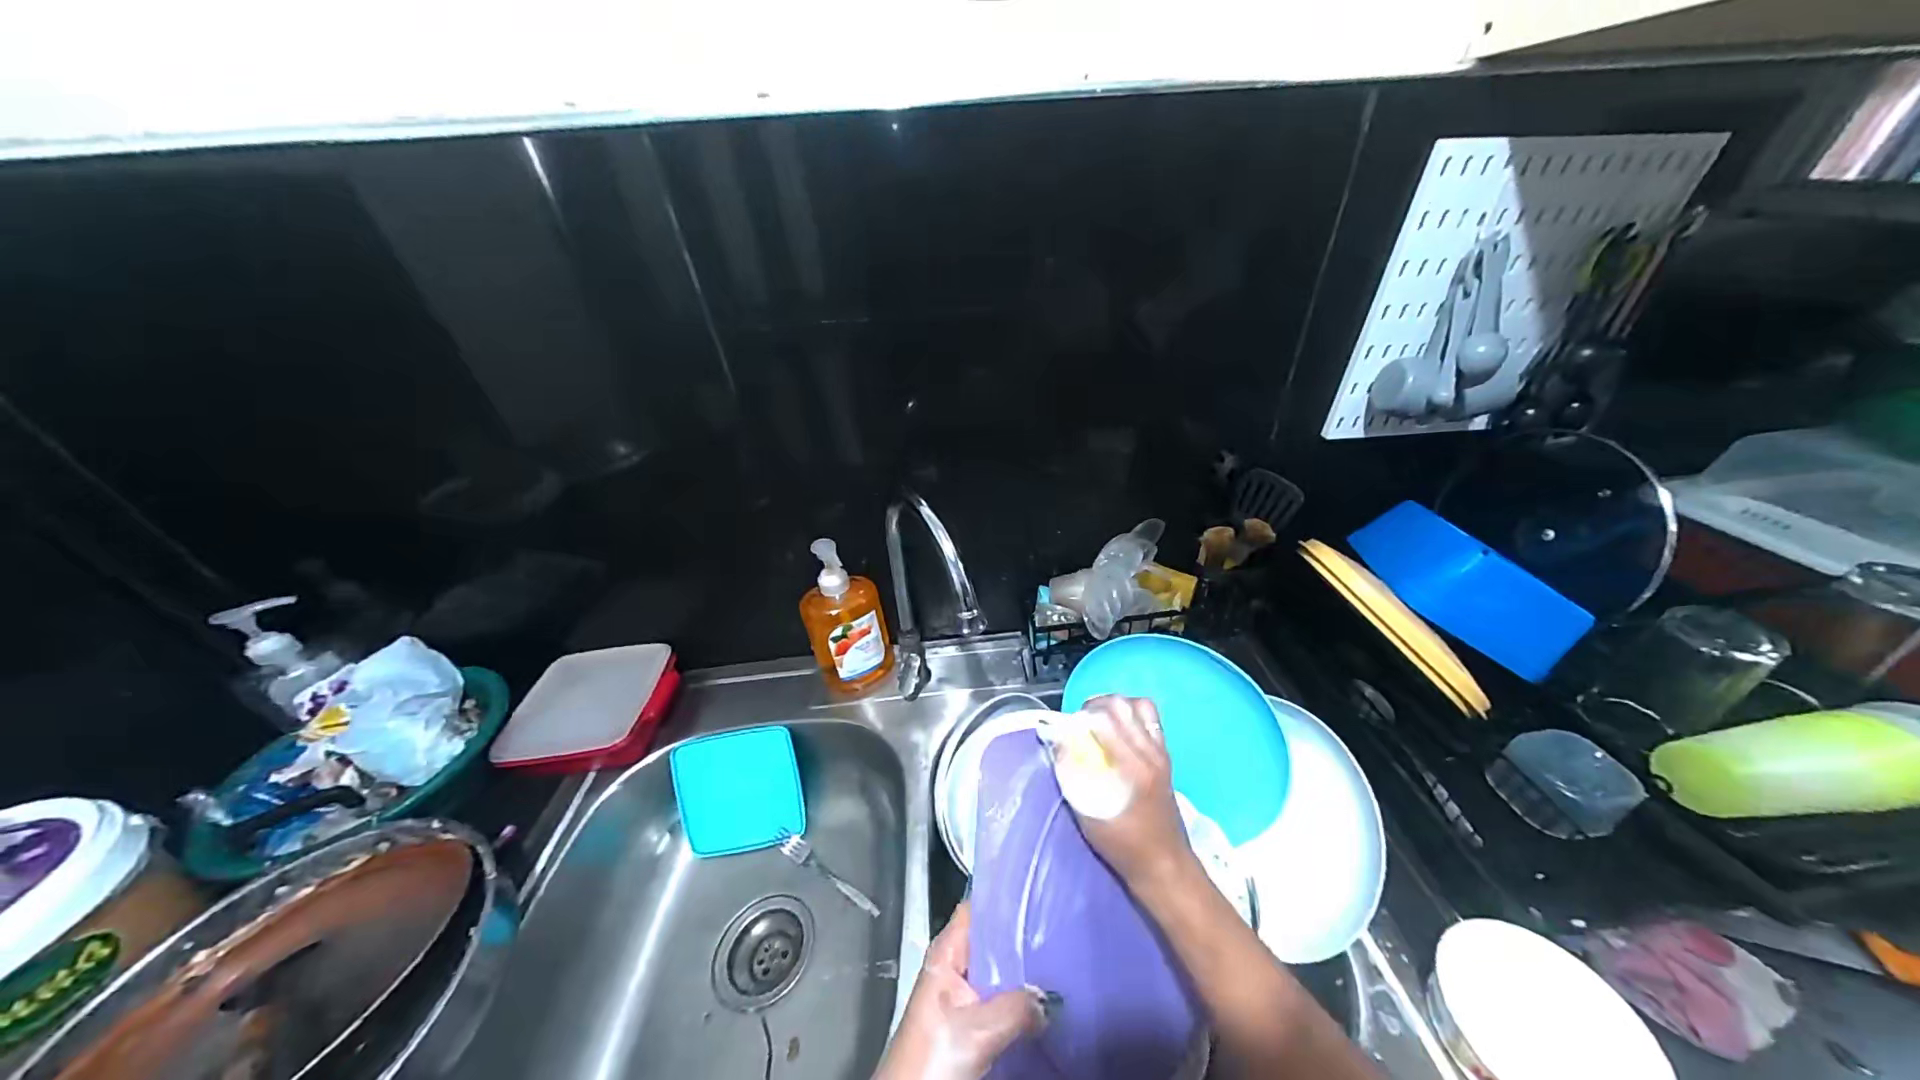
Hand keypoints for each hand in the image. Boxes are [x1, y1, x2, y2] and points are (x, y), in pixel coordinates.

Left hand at [872, 901, 1046, 1079]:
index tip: (1036, 893)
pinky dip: (1021, 999)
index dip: (1002, 898)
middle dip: (1022, 935)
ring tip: (1060, 962)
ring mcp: (964, 996)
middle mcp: (955, 966)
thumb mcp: (977, 1031)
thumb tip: (1049, 999)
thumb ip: (1016, 1008)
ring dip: (1024, 971)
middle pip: (992, 938)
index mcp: (946, 953)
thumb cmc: (929, 1060)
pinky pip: (1003, 999)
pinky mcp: (972, 1023)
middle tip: (1059, 930)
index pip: (976, 909)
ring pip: (1000, 971)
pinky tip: (1044, 1002)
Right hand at [1068, 695, 1195, 892]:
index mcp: (1132, 766)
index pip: (1103, 719)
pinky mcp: (1166, 757)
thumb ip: (1072, 776)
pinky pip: (1150, 720)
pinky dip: (1131, 716)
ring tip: (1098, 723)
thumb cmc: (1125, 846)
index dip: (1078, 718)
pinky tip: (1117, 734)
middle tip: (1079, 724)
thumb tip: (1057, 744)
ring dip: (1116, 706)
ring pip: (1140, 706)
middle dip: (1094, 706)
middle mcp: (1150, 752)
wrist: (1166, 865)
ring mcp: (1161, 752)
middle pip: (1122, 704)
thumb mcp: (1089, 816)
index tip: (1064, 730)